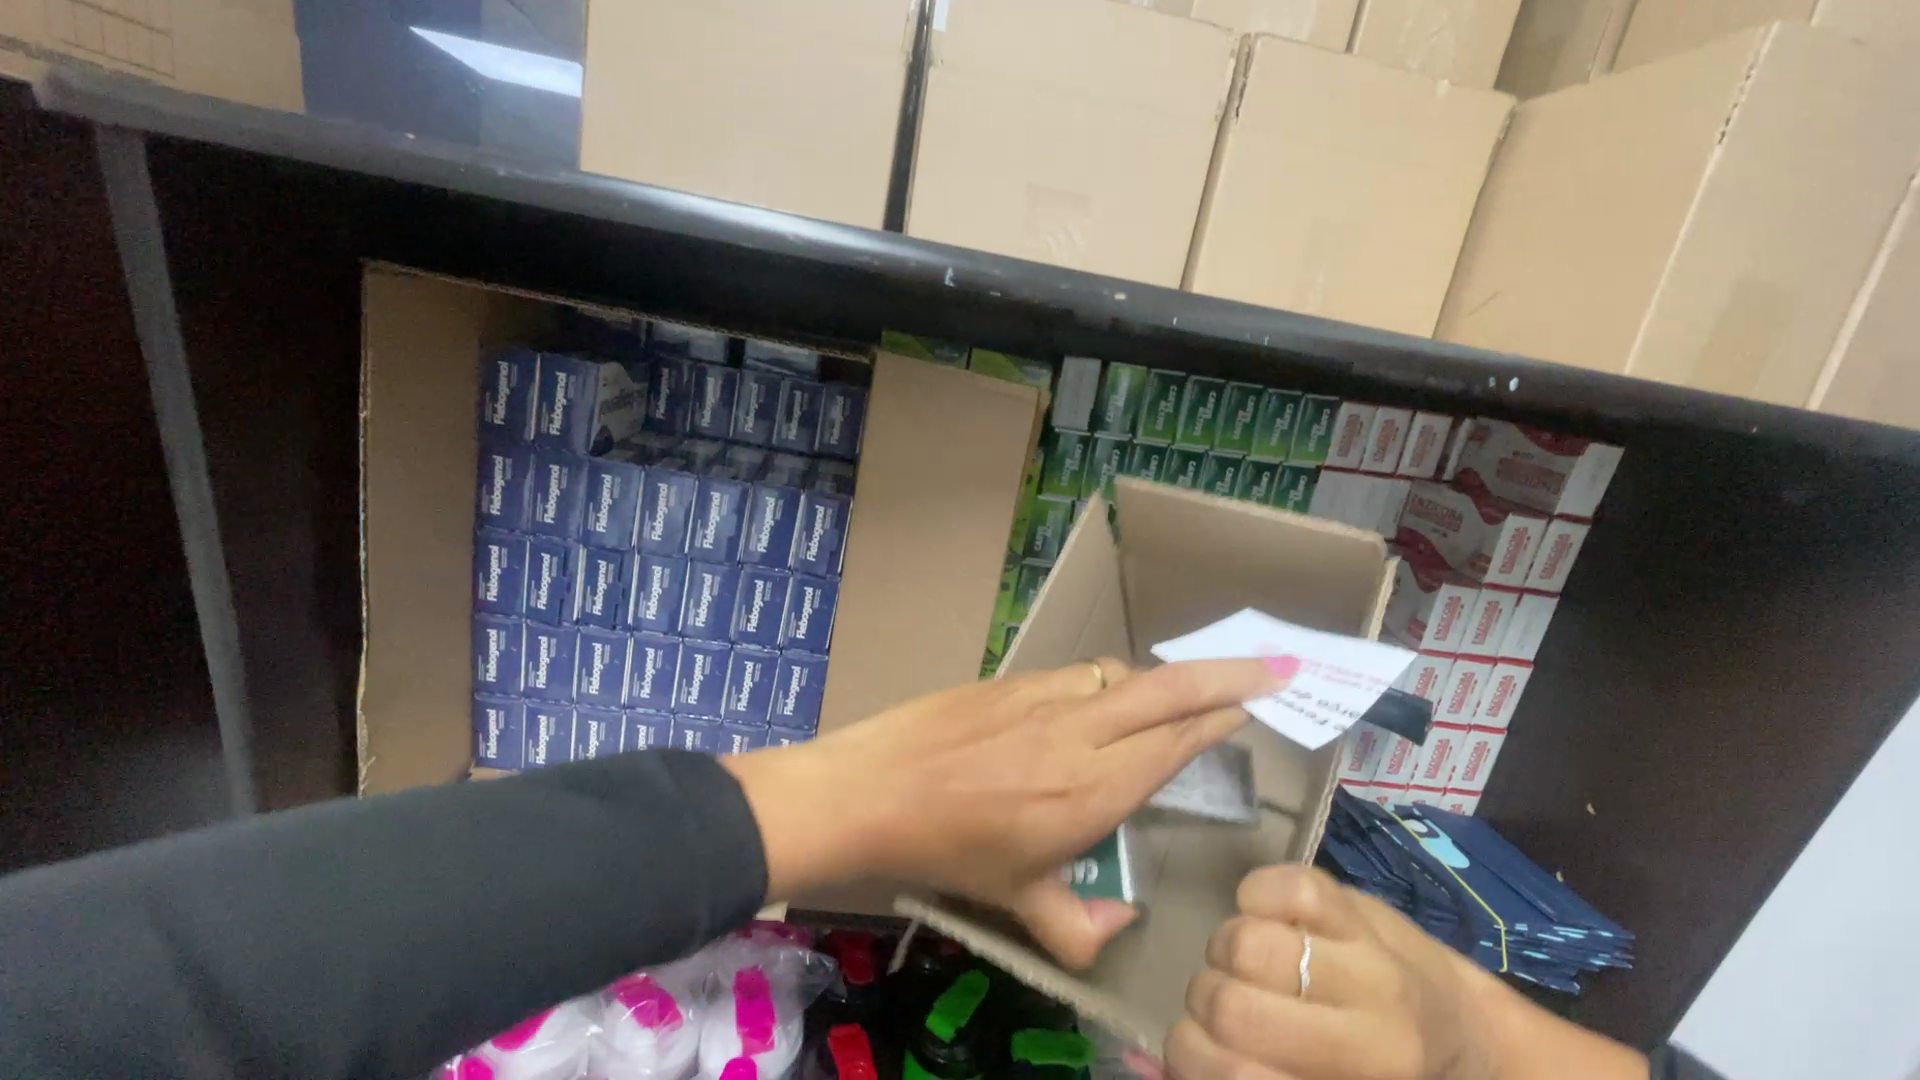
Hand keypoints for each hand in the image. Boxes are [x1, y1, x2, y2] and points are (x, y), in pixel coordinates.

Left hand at [723, 657, 1291, 967]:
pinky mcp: (1012, 680)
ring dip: (1164, 677)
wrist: (869, 791)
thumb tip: (1120, 918)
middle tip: (1273, 663)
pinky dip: (1110, 679)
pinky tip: (1109, 693)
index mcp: (1090, 791)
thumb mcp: (1017, 901)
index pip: (1173, 744)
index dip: (1218, 722)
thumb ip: (1078, 924)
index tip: (1254, 707)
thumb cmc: (946, 851)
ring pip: (1123, 675)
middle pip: (1167, 691)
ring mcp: (1044, 699)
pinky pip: (1079, 674)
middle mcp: (1079, 734)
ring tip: (1192, 684)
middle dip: (1227, 675)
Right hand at [1168, 865, 1495, 1079]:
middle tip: (1224, 1011)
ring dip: (1224, 955)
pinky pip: (1276, 885)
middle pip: (1228, 1005)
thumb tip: (1156, 1063)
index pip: (1235, 1075)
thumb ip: (1247, 1073)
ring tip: (1247, 967)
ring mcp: (1367, 954)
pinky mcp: (1355, 900)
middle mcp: (1371, 1026)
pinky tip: (1270, 923)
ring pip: (1242, 941)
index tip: (1200, 1060)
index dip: (1191, 1063)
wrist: (1471, 1039)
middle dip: (1205, 1005)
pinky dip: (1254, 900)